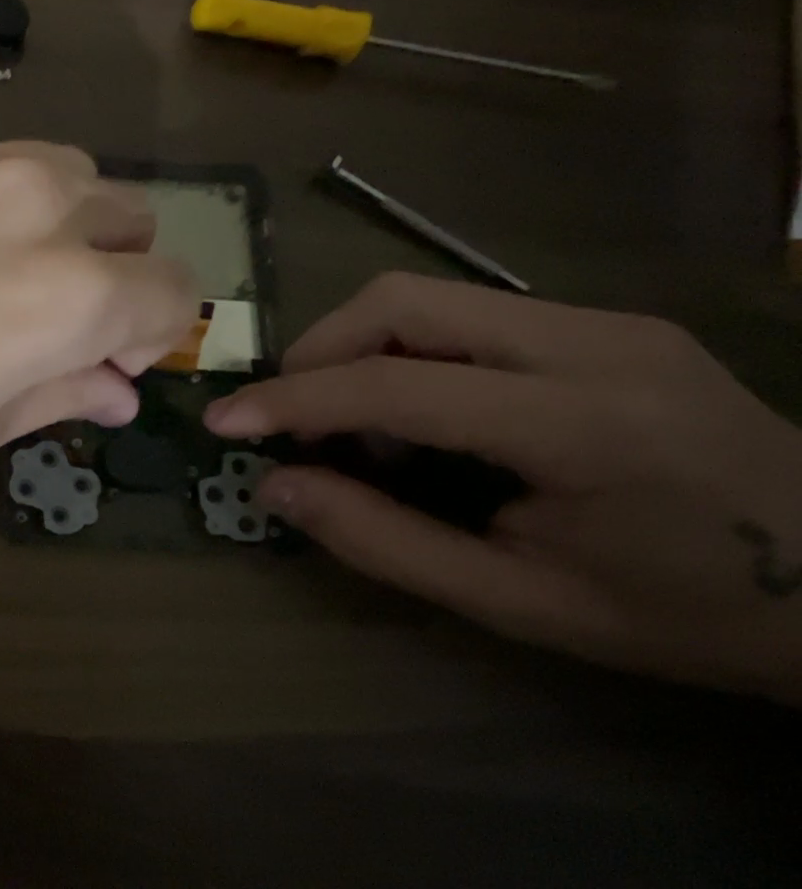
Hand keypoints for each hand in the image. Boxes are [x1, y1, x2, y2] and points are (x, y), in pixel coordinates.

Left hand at [0, 125, 193, 578]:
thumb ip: (54, 396)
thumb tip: (116, 387)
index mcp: (67, 294)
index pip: (171, 292)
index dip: (149, 332)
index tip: (105, 357)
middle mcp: (32, 204)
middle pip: (127, 216)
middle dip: (107, 267)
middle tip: (41, 316)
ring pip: (56, 171)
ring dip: (48, 220)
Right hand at [204, 273, 801, 704]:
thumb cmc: (686, 612)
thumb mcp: (521, 602)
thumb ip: (385, 541)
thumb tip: (275, 486)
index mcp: (578, 422)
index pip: (394, 382)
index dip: (291, 400)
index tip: (222, 421)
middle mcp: (592, 343)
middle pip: (402, 300)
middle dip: (319, 352)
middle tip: (292, 420)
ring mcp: (607, 322)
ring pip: (430, 295)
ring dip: (360, 348)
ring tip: (353, 424)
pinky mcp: (610, 323)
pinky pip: (472, 315)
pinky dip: (412, 353)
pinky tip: (422, 415)